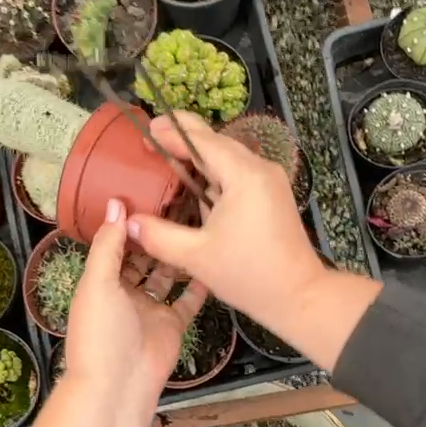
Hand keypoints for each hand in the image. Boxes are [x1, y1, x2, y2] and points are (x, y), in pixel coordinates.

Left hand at [22, 197, 206, 426]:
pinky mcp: (172, 324)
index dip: (130, 221)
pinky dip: (198, 284)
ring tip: (199, 222)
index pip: (115, 244)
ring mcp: (150, 309)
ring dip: (178, 253)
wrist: (118, 384)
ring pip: (166, 275)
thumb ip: (109, 243)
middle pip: (143, 258)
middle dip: (157, 234)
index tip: (149, 192)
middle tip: (181, 202)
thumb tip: (114, 203)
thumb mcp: (97, 282)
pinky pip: (187, 300)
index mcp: (100, 281)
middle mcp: (124, 293)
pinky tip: (211, 260)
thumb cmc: (100, 333)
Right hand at [126, 113, 326, 327]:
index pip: (202, 141)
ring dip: (198, 157)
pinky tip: (194, 185)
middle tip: (152, 135)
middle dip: (184, 137)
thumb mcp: (196, 257)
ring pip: (228, 158)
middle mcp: (260, 169)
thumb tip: (127, 223)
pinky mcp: (271, 196)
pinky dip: (213, 174)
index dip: (173, 133)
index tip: (147, 130)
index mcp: (244, 176)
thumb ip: (158, 236)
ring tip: (167, 158)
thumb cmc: (248, 274)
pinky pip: (237, 175)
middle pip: (217, 142)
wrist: (298, 295)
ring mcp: (269, 182)